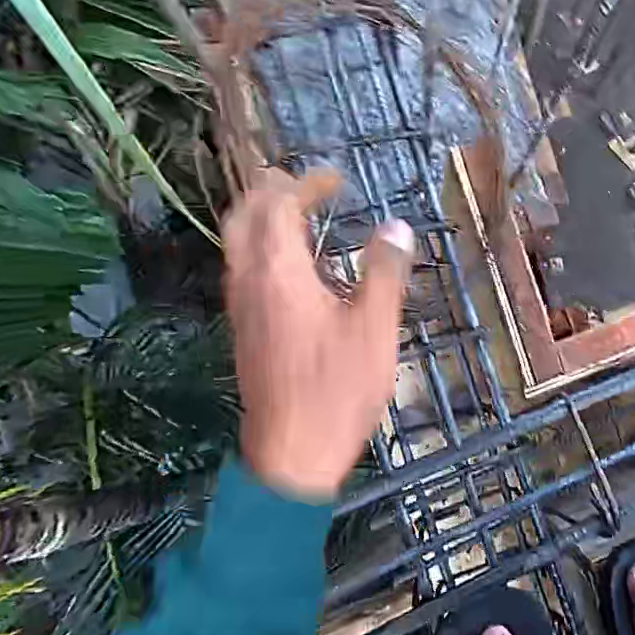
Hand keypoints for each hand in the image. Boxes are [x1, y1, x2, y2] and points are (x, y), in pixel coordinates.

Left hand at [225, 167, 411, 501]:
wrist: (291, 454)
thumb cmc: (336, 390)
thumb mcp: (374, 330)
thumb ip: (384, 273)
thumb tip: (397, 228)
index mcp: (278, 274)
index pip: (279, 206)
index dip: (306, 184)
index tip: (336, 180)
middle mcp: (249, 283)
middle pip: (243, 217)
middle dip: (270, 191)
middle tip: (303, 184)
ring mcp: (240, 309)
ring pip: (237, 244)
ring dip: (261, 218)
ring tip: (297, 214)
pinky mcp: (244, 331)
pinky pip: (243, 270)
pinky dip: (261, 248)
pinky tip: (292, 267)